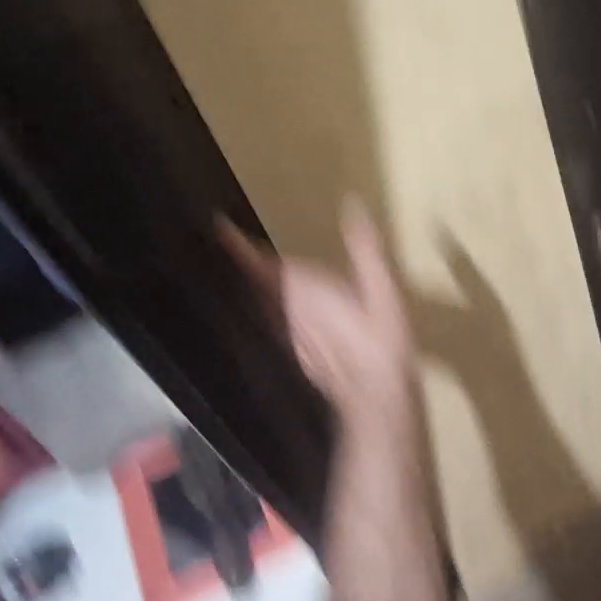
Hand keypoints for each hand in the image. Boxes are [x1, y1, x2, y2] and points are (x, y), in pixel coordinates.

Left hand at [218, 200, 414, 430]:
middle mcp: (290, 312)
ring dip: (262, 289)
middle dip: (251, 266)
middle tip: (239, 246)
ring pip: (268, 306)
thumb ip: (364, 248)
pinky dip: (277, 310)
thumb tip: (352, 205)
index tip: (219, 227)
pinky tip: (288, 312)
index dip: (239, 247)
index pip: (262, 264)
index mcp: (305, 290)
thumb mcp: (382, 288)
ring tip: (260, 274)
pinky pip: (280, 324)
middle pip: (261, 285)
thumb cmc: (380, 339)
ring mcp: (292, 337)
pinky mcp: (300, 354)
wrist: (376, 396)